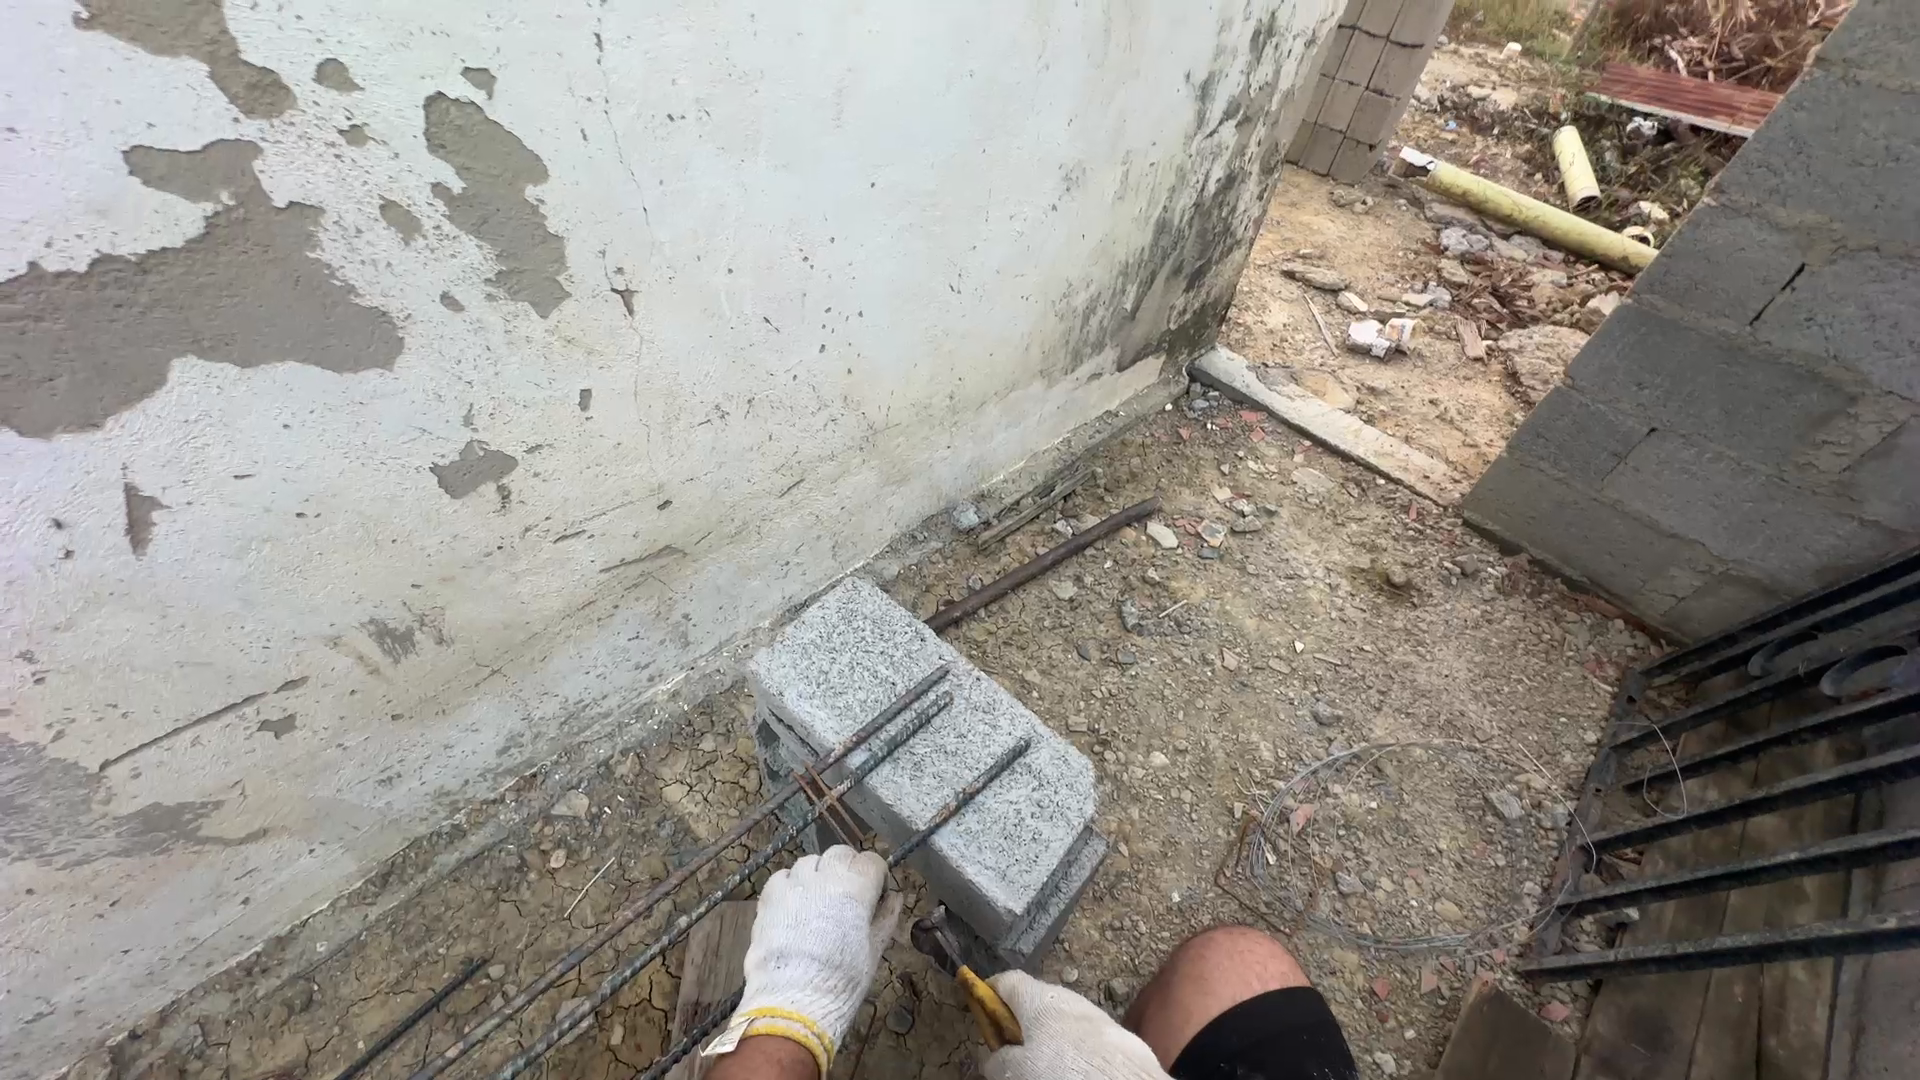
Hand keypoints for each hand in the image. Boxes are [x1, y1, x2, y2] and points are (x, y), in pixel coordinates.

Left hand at [723, 846, 901, 1076]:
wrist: (794, 999)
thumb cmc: (842, 978)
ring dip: (817, 876)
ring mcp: (797, 881)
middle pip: (841, 854)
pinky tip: (792, 908)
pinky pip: (784, 876)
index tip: (873, 895)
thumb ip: (886, 916)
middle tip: (844, 896)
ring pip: (810, 862)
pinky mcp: (771, 893)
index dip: (874, 877)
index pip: (872, 861)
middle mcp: (828, 874)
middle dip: (846, 869)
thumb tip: (895, 896)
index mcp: (858, 885)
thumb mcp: (874, 949)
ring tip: (815, 903)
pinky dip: (790, 886)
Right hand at [984, 971, 1170, 1079]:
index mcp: (1036, 994)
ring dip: (1047, 1035)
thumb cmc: (1061, 1068)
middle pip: (1032, 1001)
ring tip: (1044, 1064)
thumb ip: (1000, 1060)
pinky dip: (1071, 1046)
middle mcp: (1062, 994)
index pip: (1006, 980)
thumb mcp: (1018, 1070)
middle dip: (1020, 1021)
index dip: (990, 992)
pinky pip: (1081, 1034)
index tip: (980, 1008)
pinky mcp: (1110, 1030)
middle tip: (1012, 1049)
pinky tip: (1074, 1067)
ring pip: (1058, 1018)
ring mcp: (1089, 1010)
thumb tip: (993, 1057)